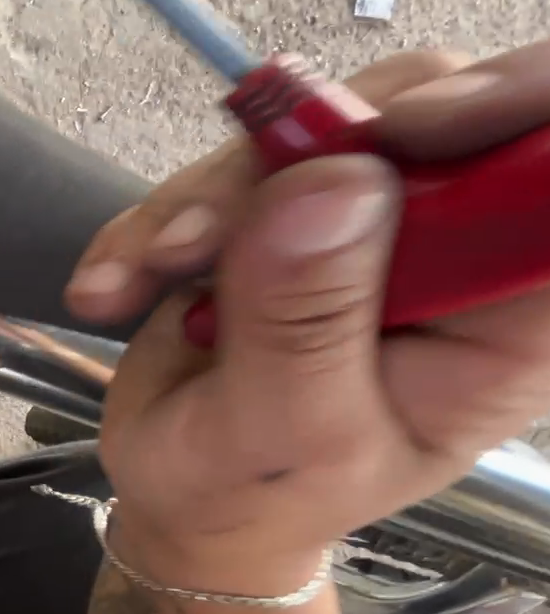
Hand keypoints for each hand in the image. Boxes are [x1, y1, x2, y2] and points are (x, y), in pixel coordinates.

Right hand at [85, 42, 549, 593]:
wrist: (178, 501)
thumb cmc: (253, 492)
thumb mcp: (283, 431)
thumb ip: (304, 322)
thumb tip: (328, 183)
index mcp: (503, 309)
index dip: (513, 112)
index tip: (399, 135)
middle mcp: (441, 251)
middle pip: (409, 119)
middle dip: (279, 170)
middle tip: (185, 245)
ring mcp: (342, 232)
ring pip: (288, 142)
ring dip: (184, 210)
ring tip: (122, 290)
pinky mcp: (256, 230)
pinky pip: (200, 187)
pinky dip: (136, 234)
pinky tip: (106, 294)